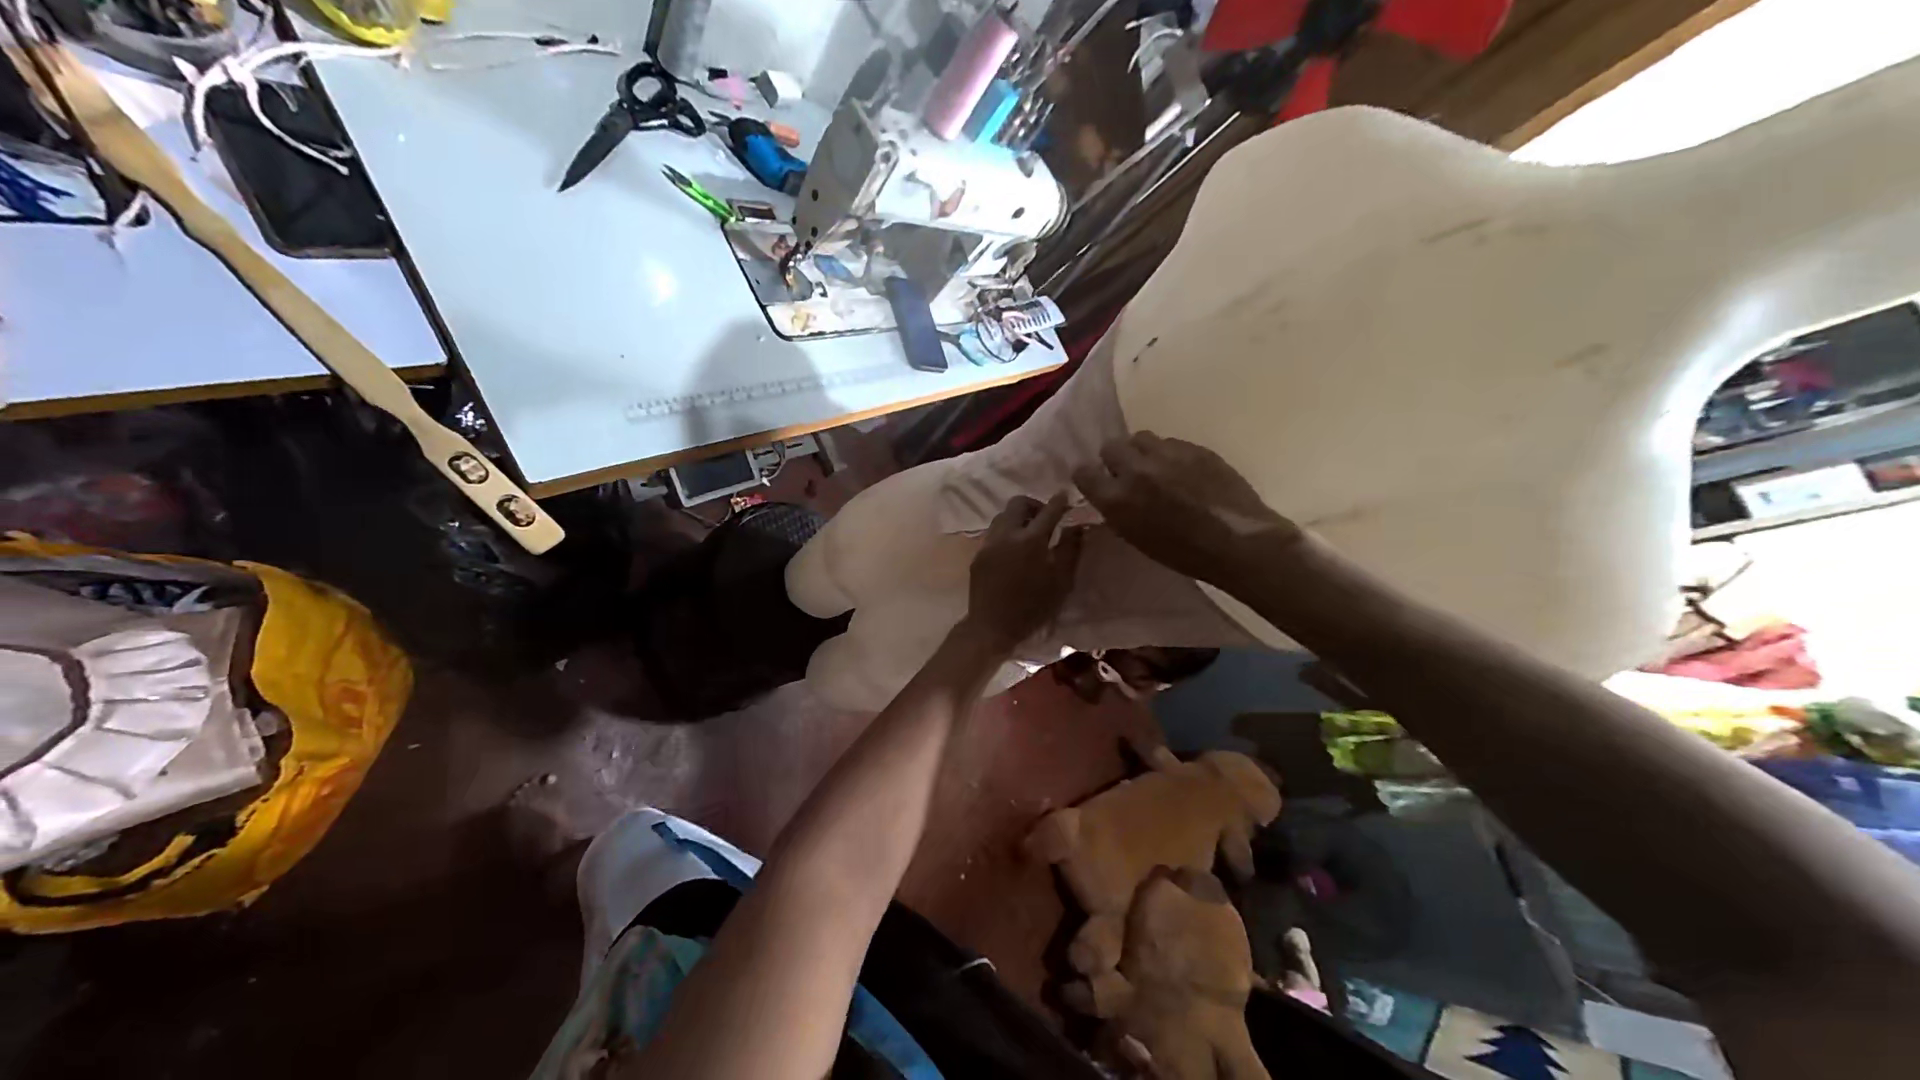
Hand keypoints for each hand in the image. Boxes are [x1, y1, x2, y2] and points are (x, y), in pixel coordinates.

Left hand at [961, 493, 1083, 651]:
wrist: (992, 627)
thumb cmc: (1033, 607)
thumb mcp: (1061, 581)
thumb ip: (1070, 549)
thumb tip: (1077, 526)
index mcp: (1031, 540)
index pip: (1048, 510)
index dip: (1060, 501)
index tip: (1066, 496)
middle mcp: (1006, 534)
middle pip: (1018, 503)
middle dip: (1034, 505)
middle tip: (1046, 519)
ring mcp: (988, 543)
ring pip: (1003, 516)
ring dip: (1018, 518)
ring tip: (1029, 535)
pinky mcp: (978, 554)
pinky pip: (994, 533)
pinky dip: (1006, 533)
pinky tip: (1014, 551)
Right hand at [1072, 432, 1299, 584]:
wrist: (1236, 542)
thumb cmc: (1183, 553)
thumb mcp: (1137, 538)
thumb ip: (1119, 511)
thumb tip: (1112, 496)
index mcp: (1117, 498)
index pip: (1083, 472)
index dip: (1088, 476)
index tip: (1097, 483)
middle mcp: (1136, 470)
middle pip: (1110, 447)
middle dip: (1115, 459)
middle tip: (1128, 474)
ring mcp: (1166, 454)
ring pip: (1140, 438)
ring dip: (1142, 451)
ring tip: (1156, 467)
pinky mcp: (1194, 448)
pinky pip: (1170, 442)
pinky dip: (1170, 454)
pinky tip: (1184, 471)